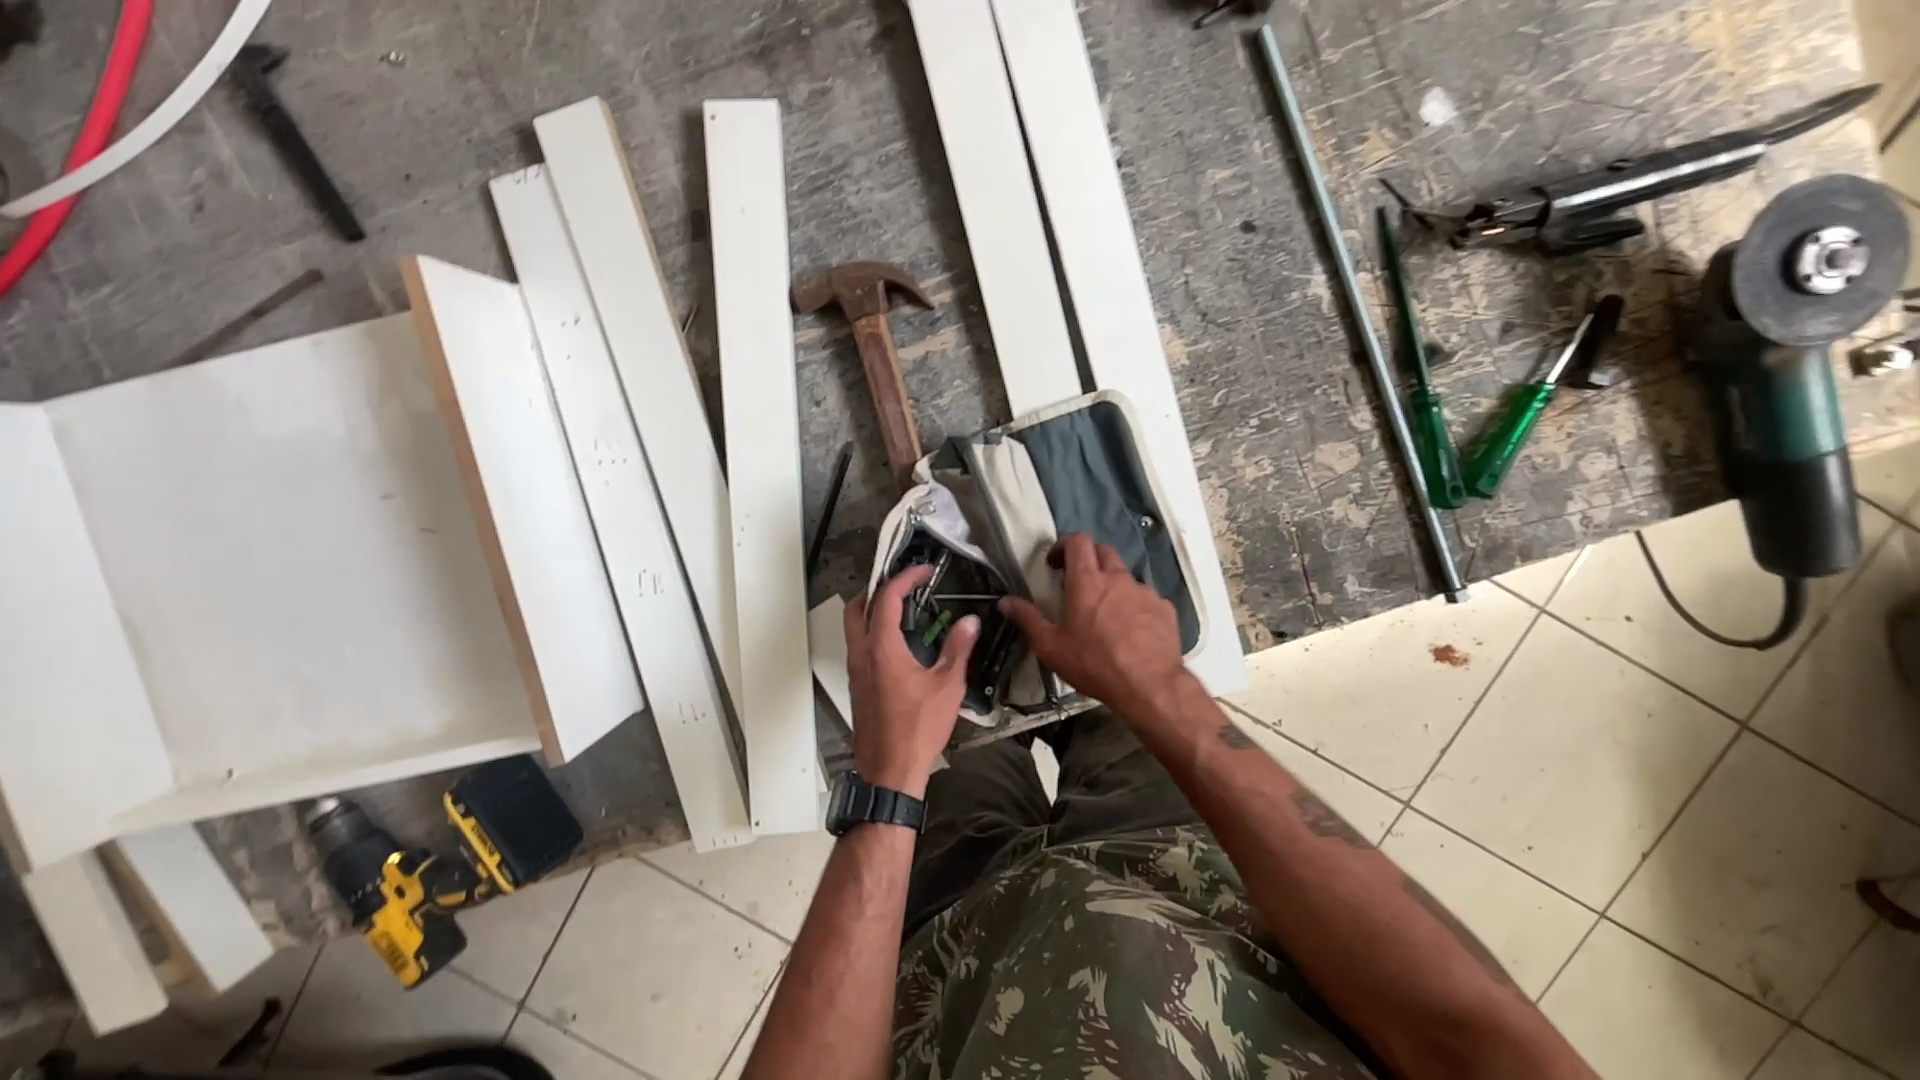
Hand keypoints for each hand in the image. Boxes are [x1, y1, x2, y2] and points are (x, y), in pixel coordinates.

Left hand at [844, 563, 979, 797]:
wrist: (889, 770)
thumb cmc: (918, 727)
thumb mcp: (947, 685)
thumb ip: (958, 649)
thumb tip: (969, 621)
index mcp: (881, 647)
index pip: (886, 597)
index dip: (904, 577)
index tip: (923, 570)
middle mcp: (861, 654)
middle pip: (856, 607)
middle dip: (876, 588)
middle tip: (902, 584)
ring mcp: (855, 671)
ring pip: (853, 628)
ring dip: (872, 611)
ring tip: (902, 609)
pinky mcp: (857, 687)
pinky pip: (859, 647)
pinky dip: (873, 633)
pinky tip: (898, 643)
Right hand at [998, 533, 1192, 719]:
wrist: (1149, 686)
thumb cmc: (1094, 664)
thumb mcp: (1051, 647)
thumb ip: (1028, 619)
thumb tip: (1005, 601)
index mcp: (1087, 582)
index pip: (1078, 541)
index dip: (1064, 545)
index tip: (1055, 563)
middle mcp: (1118, 579)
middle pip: (1103, 551)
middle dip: (1088, 559)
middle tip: (1076, 582)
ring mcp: (1145, 592)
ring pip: (1126, 575)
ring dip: (1112, 584)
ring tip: (1105, 611)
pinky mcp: (1165, 608)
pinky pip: (1146, 597)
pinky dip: (1134, 604)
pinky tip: (1130, 628)